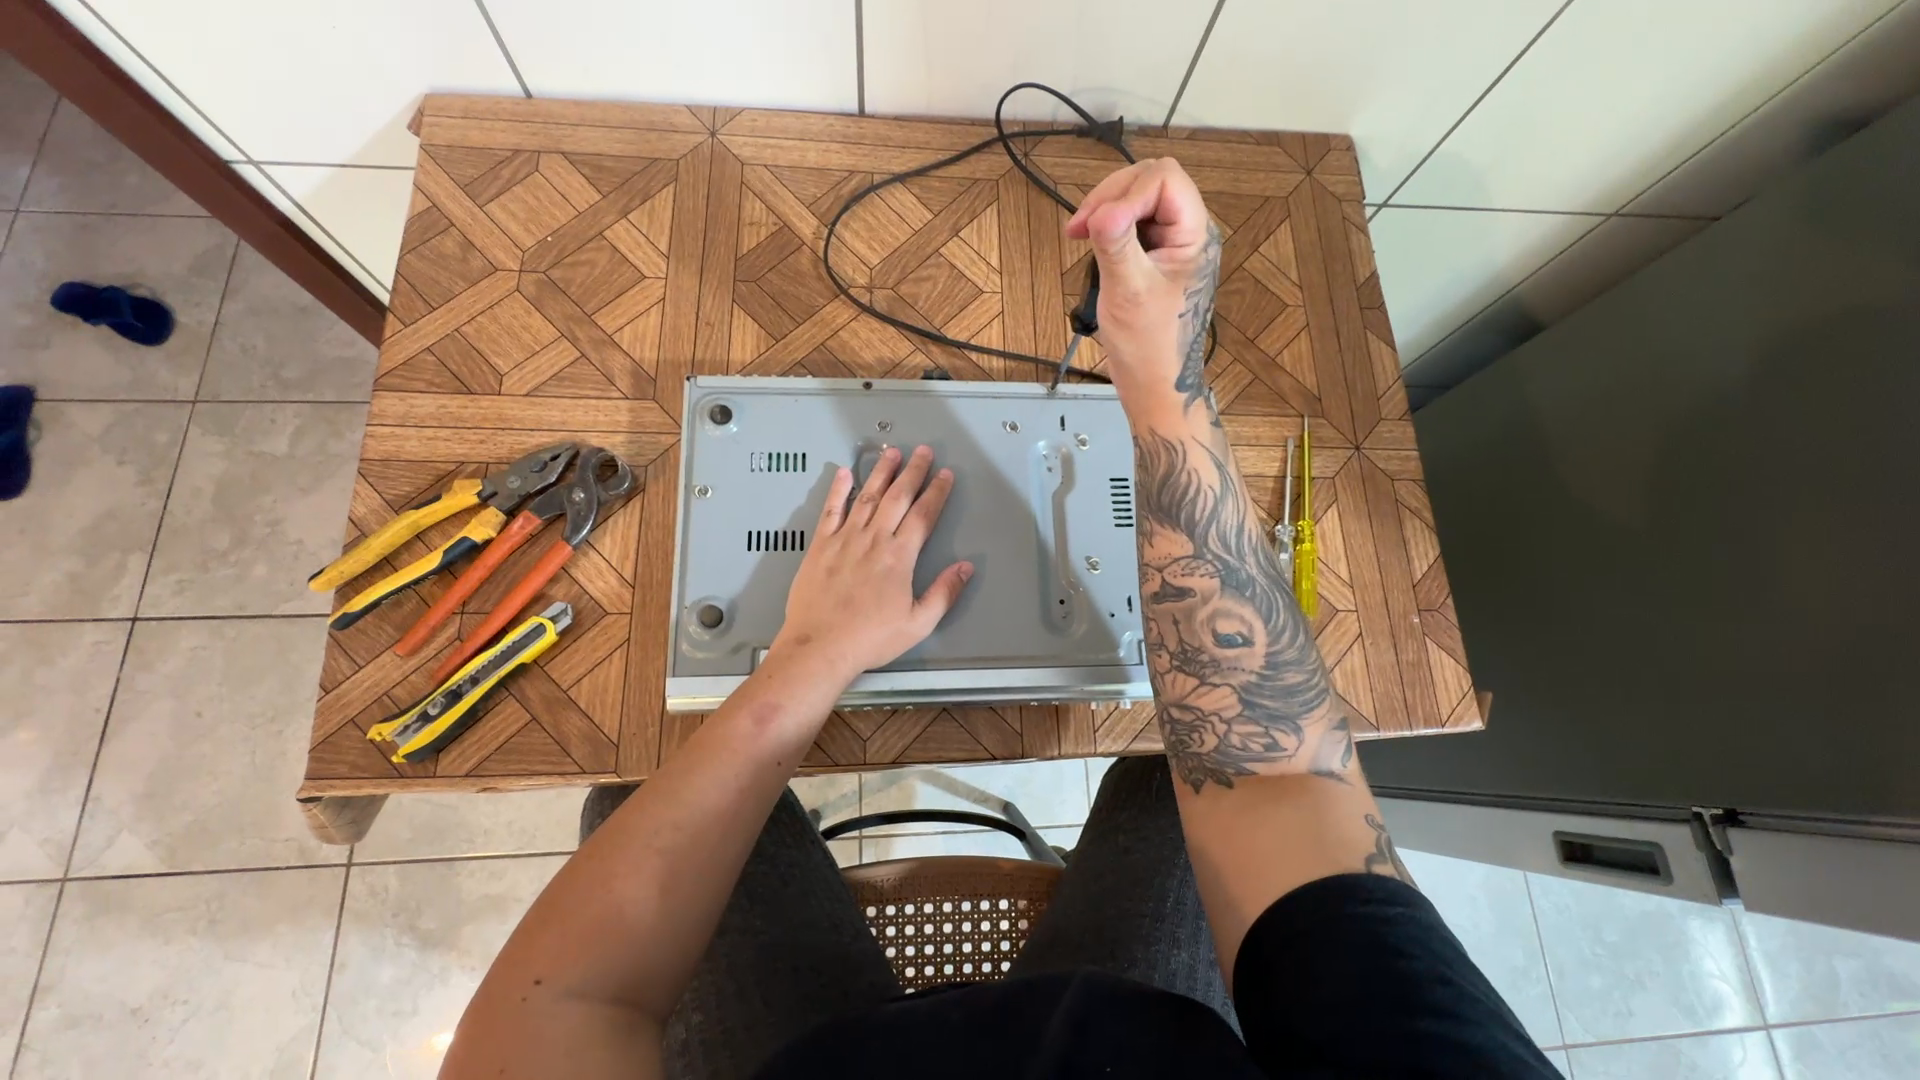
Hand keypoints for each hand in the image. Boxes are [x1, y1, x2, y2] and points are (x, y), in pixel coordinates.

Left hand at [769, 445, 972, 682]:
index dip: (936, 492)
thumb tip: (966, 569)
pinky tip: (844, 473)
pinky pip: (831, 510)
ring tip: (891, 452)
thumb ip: (944, 592)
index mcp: (899, 557)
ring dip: (881, 472)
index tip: (945, 475)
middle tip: (923, 452)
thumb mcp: (917, 623)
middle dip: (913, 471)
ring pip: (867, 496)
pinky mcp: (820, 546)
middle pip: (897, 497)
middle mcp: (873, 540)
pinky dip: (838, 490)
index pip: (923, 515)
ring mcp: (844, 539)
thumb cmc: (869, 639)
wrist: (819, 646)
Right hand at [1064, 158, 1221, 412]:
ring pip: (1139, 200)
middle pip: (1150, 182)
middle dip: (1111, 196)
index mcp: (1195, 235)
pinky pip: (1133, 224)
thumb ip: (1116, 246)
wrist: (1155, 384)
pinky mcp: (1156, 257)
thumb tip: (1102, 211)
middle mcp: (1188, 232)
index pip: (1164, 179)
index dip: (1126, 192)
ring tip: (1079, 235)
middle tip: (1078, 227)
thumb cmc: (1148, 346)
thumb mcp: (1128, 293)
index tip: (1093, 224)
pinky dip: (1108, 227)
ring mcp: (1172, 244)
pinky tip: (1089, 243)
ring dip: (1106, 210)